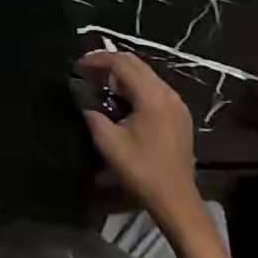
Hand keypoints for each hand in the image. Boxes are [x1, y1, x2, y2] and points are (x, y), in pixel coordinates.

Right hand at [76, 51, 198, 217]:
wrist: (175, 198)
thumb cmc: (142, 171)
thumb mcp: (109, 144)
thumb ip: (93, 116)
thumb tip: (84, 100)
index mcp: (152, 97)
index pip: (122, 64)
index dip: (98, 59)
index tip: (78, 65)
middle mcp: (168, 93)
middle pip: (136, 64)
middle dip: (109, 62)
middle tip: (87, 71)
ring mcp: (177, 102)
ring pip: (147, 74)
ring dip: (122, 74)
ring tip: (100, 83)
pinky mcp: (179, 113)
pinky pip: (155, 88)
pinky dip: (135, 85)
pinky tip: (121, 98)